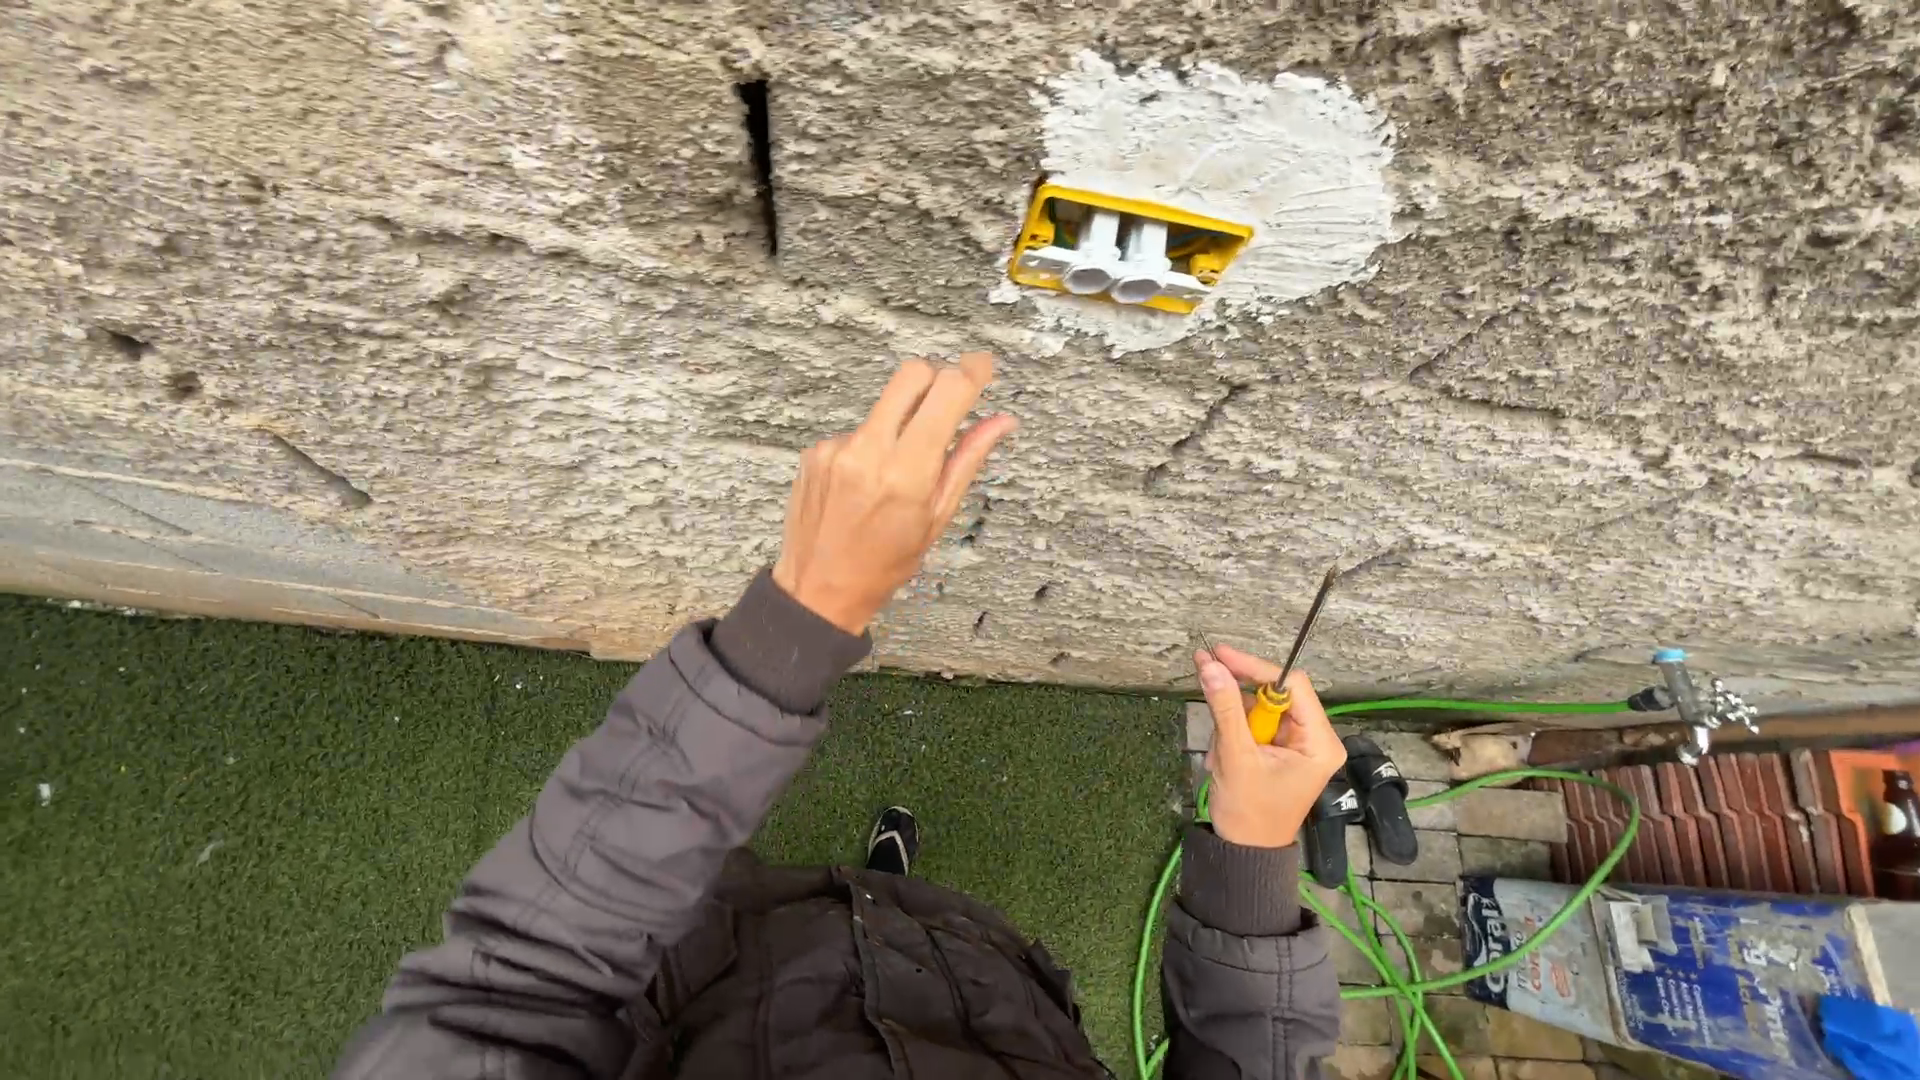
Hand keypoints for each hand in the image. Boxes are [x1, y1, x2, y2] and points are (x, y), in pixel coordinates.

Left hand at [772, 353, 1017, 633]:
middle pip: (912, 374)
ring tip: (901, 467)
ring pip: (885, 402)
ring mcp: (837, 448)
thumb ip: (967, 460)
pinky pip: (858, 428)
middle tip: (949, 404)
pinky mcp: (816, 450)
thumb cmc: (884, 564)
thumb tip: (1002, 422)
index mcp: (907, 473)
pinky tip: (868, 480)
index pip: (947, 393)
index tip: (984, 367)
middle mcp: (869, 452)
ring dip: (904, 417)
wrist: (819, 589)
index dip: (973, 372)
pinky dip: (874, 443)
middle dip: (938, 378)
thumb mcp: (937, 517)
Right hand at [1195, 644, 1346, 848]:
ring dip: (1233, 720)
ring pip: (1259, 707)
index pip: (1292, 686)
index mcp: (1319, 742)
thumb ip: (1224, 708)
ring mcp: (1296, 743)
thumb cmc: (1249, 812)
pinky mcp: (1279, 749)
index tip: (1220, 655)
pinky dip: (1233, 732)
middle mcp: (1314, 738)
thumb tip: (1210, 664)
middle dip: (1239, 697)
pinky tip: (1224, 754)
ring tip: (1221, 752)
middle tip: (1207, 680)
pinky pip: (1253, 723)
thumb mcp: (1235, 757)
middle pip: (1275, 693)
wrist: (1244, 851)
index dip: (1255, 667)